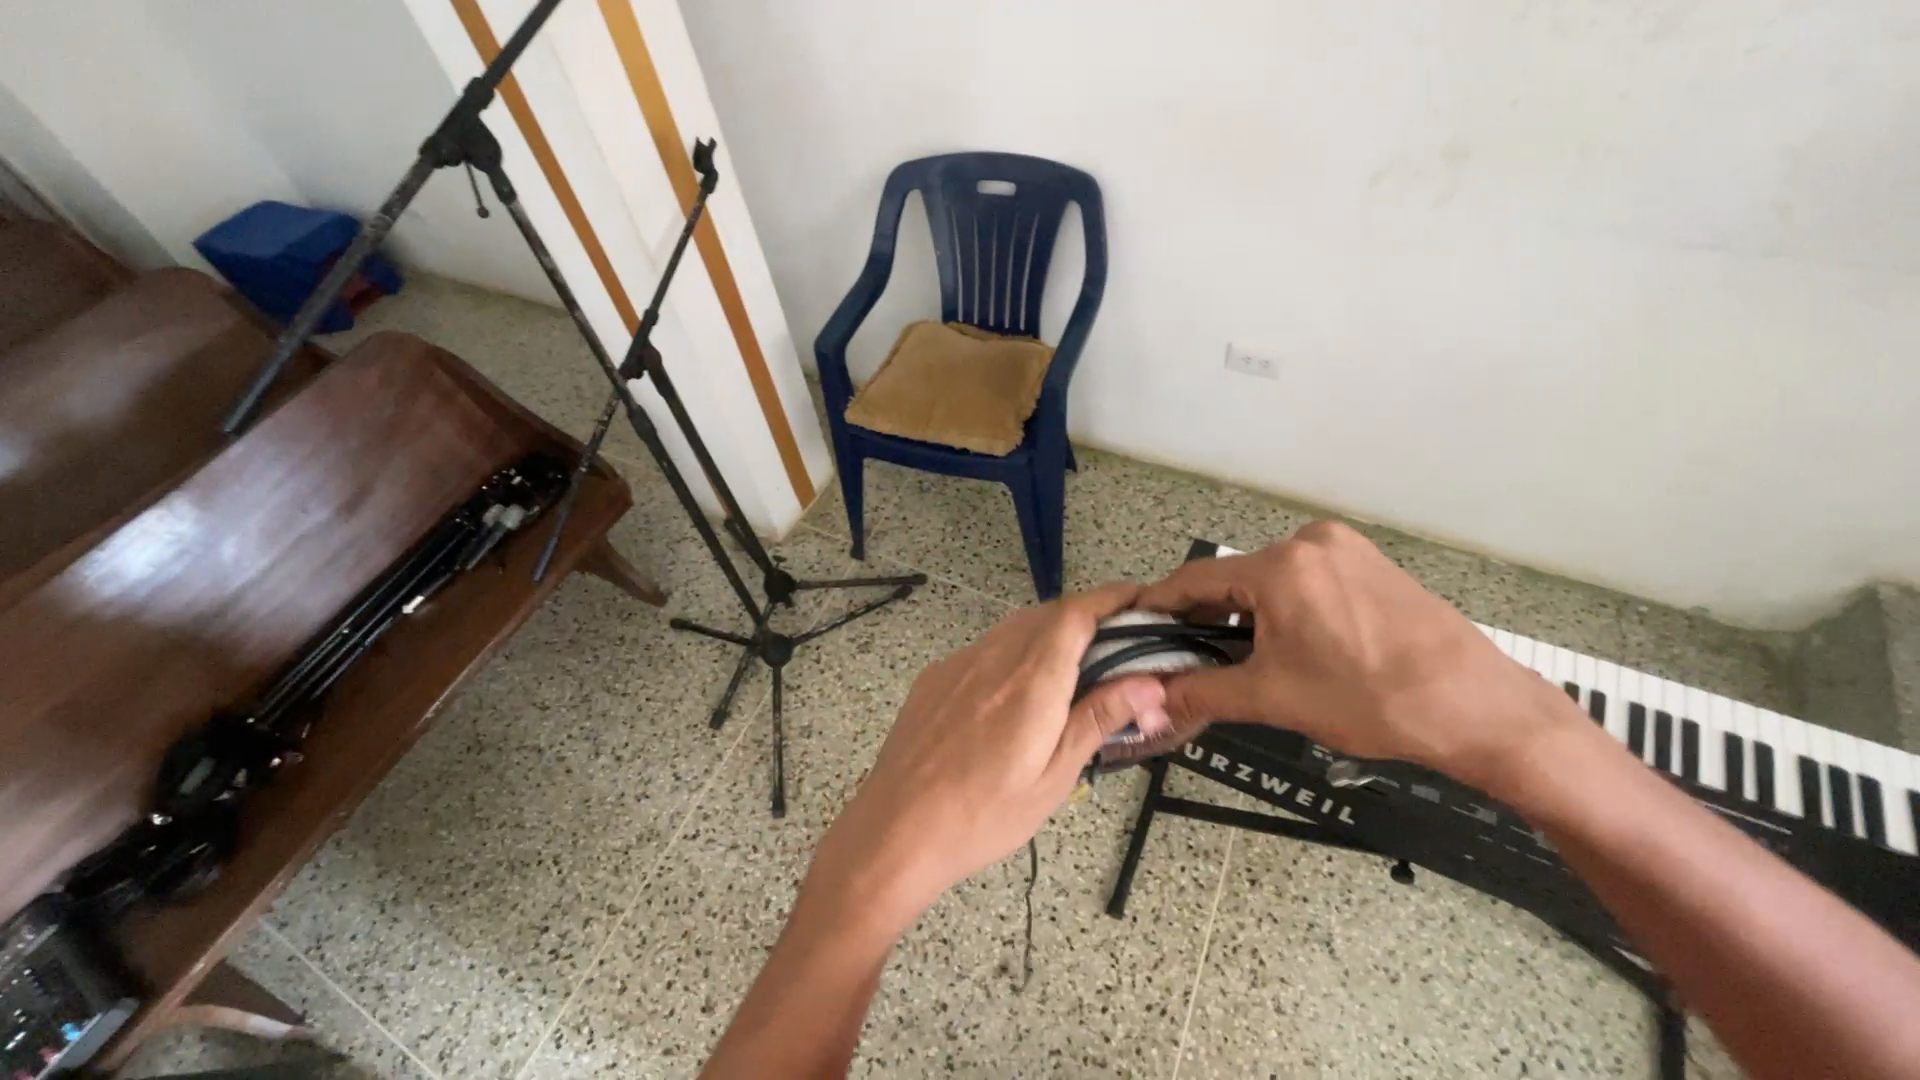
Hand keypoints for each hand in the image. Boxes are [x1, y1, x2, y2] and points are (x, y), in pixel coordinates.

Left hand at [806, 584, 1168, 931]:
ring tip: (1069, 668)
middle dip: (1086, 617)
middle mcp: (994, 657)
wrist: (895, 830)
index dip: (1112, 598)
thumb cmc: (983, 815)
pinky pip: (985, 648)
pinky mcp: (934, 677)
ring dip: (1048, 632)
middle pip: (1048, 613)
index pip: (1077, 614)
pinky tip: (1013, 693)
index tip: (1140, 600)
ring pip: (1014, 628)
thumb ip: (1098, 719)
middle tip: (1115, 645)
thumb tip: (1151, 680)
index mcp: (1032, 681)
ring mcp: (958, 664)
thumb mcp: (1053, 779)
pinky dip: (1013, 652)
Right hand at [1138, 522, 1576, 792]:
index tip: (1134, 630)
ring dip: (1245, 614)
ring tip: (1237, 658)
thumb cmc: (1368, 700)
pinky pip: (1307, 581)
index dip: (1158, 608)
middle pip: (1233, 578)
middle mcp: (1309, 541)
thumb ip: (1201, 692)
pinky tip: (1289, 645)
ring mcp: (1346, 548)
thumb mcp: (1273, 699)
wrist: (1477, 708)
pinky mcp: (1372, 564)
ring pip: (1270, 580)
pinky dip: (1284, 608)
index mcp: (1280, 565)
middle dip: (1205, 617)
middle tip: (1185, 658)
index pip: (1194, 580)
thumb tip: (1148, 701)